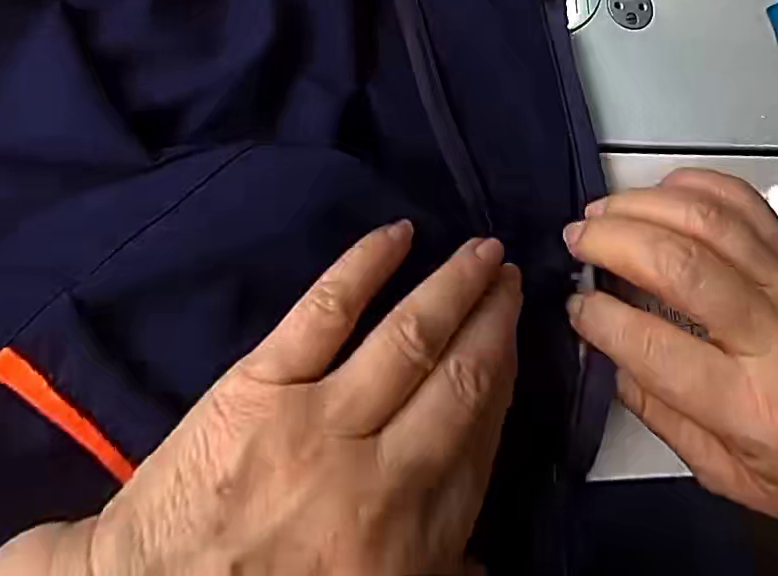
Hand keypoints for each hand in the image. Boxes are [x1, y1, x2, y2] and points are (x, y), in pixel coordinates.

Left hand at [0, 223, 520, 575]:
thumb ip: (432, 563)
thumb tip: (485, 538)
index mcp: (410, 542)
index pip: (479, 440)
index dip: (503, 379)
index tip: (515, 339)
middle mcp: (378, 478)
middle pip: (458, 383)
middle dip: (494, 324)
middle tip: (512, 280)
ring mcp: (318, 421)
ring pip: (408, 337)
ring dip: (454, 288)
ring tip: (482, 254)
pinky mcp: (262, 381)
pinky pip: (329, 308)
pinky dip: (367, 263)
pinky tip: (400, 234)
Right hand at [563, 170, 777, 569]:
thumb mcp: (723, 472)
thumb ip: (650, 404)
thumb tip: (595, 340)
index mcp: (761, 414)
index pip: (655, 347)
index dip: (598, 316)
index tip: (575, 305)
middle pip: (681, 266)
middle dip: (610, 241)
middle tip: (576, 241)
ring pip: (708, 220)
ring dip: (637, 205)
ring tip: (601, 214)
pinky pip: (742, 200)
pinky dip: (687, 185)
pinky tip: (654, 198)